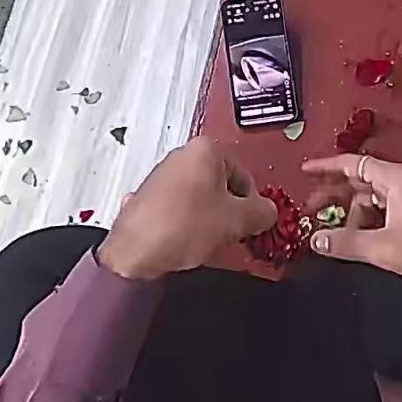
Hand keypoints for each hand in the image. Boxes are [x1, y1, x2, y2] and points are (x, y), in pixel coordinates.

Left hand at [98, 138, 278, 279]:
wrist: (133, 253)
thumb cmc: (186, 226)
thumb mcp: (237, 220)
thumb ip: (262, 212)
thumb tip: (268, 212)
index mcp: (206, 149)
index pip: (244, 175)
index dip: (250, 203)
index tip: (247, 224)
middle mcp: (183, 154)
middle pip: (222, 185)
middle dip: (229, 211)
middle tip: (228, 233)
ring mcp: (162, 174)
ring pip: (201, 197)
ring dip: (209, 218)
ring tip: (203, 241)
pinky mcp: (148, 195)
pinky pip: (179, 207)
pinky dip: (186, 222)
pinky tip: (182, 240)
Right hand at [301, 155, 401, 299]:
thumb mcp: (384, 248)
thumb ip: (346, 242)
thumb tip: (315, 239)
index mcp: (396, 179)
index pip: (354, 164)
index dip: (327, 167)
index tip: (305, 172)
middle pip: (360, 181)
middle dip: (334, 195)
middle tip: (310, 210)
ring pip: (372, 200)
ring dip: (351, 214)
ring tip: (331, 233)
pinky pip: (384, 212)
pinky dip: (367, 222)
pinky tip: (355, 239)